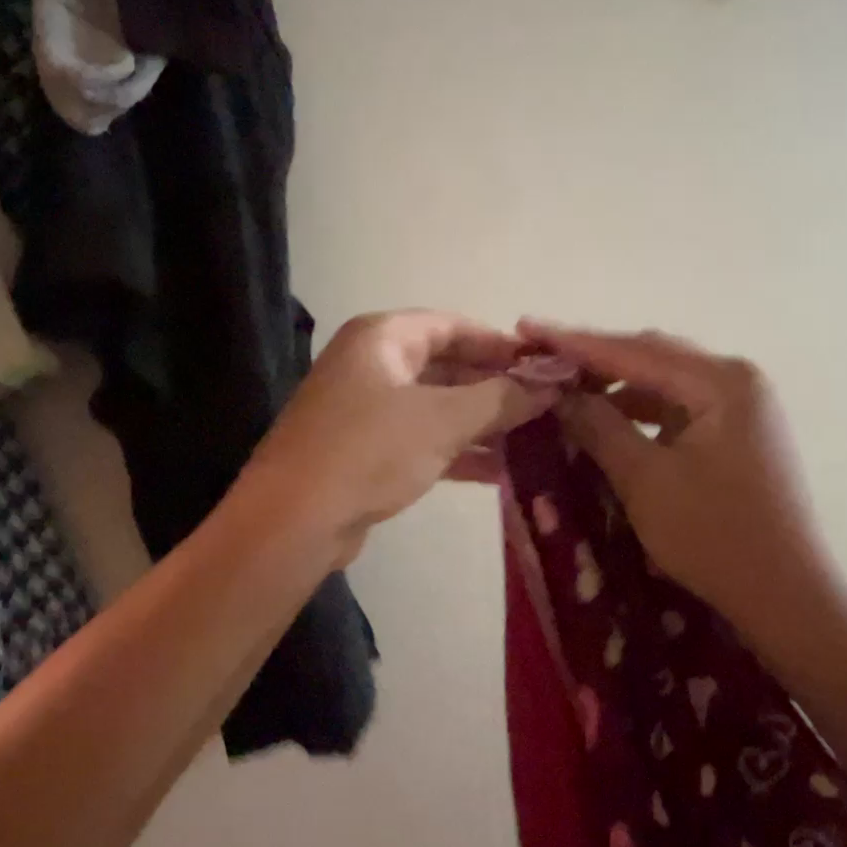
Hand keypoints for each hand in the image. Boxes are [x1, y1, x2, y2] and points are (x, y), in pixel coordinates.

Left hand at [240, 310, 557, 567]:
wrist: (295, 520)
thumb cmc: (370, 451)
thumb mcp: (443, 420)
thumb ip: (501, 398)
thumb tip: (552, 383)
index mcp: (382, 337)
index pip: (454, 326)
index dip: (502, 344)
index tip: (546, 367)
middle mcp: (371, 365)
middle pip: (446, 367)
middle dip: (496, 388)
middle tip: (547, 408)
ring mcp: (364, 411)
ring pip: (436, 408)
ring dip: (482, 424)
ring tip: (536, 441)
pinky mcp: (364, 453)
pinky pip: (421, 441)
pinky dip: (457, 452)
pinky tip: (502, 472)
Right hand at [518, 319, 844, 644]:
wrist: (784, 595)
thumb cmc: (713, 535)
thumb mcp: (645, 480)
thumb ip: (599, 427)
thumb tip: (560, 393)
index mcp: (721, 382)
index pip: (634, 350)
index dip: (574, 342)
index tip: (526, 328)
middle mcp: (737, 380)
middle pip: (652, 356)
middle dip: (594, 359)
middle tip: (541, 360)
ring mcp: (742, 406)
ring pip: (664, 383)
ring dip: (616, 388)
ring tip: (565, 393)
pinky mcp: (737, 434)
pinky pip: (678, 408)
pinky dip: (640, 412)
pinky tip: (606, 423)